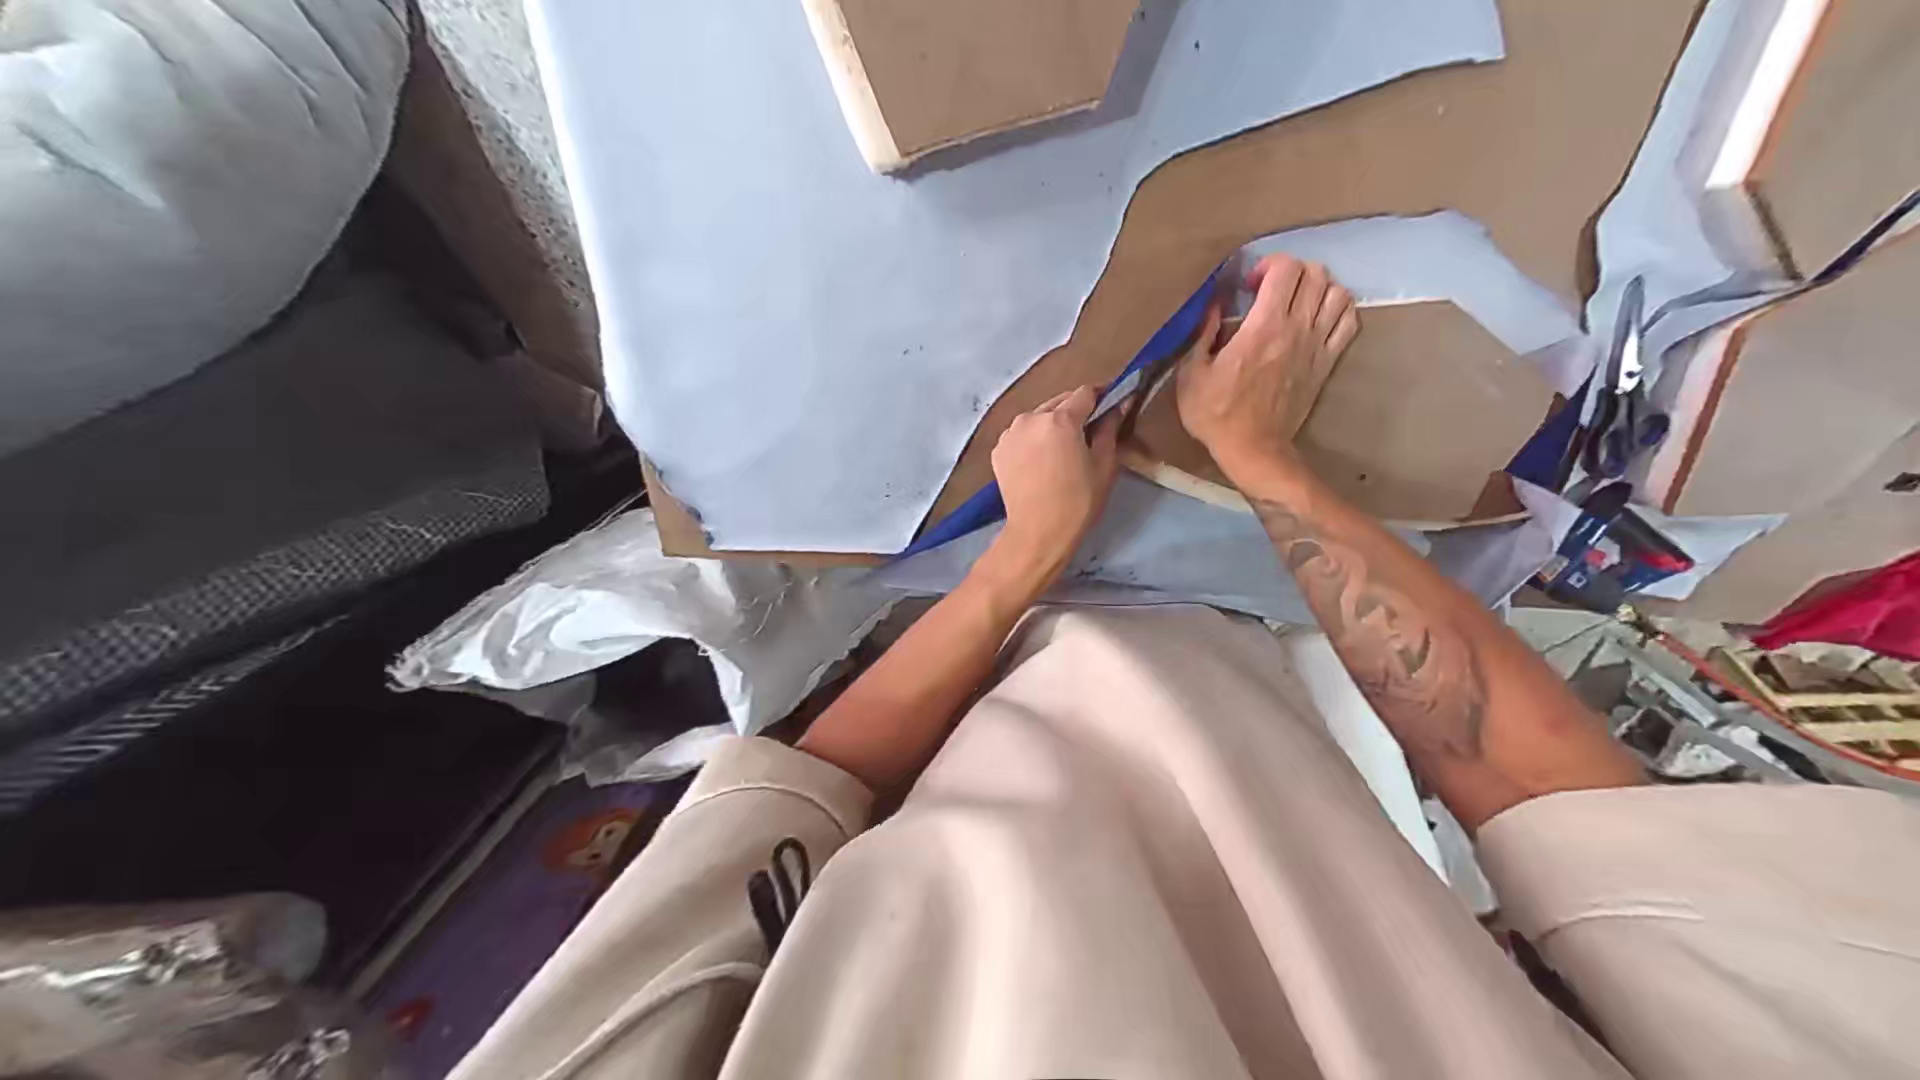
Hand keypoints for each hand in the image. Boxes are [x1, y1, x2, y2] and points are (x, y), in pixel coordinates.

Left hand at [989, 384, 1122, 576]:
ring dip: (1051, 424)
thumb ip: (1110, 429)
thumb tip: (1118, 405)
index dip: (1100, 397)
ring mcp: (1010, 434)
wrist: (1037, 533)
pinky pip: (1021, 434)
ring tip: (1062, 448)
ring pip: (1038, 417)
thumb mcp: (1104, 465)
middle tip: (1088, 432)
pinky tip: (1040, 460)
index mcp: (1060, 419)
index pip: (1085, 393)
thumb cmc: (1077, 502)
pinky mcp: (998, 450)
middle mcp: (1030, 418)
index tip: (1110, 406)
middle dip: (1075, 411)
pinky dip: (1033, 439)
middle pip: (1059, 402)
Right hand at [1176, 255, 1358, 476]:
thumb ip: (1204, 334)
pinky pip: (1349, 321)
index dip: (1267, 265)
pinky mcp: (1327, 362)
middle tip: (1269, 290)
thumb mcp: (1192, 374)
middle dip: (1291, 271)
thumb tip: (1215, 306)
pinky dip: (1338, 309)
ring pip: (1337, 292)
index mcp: (1262, 327)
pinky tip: (1318, 317)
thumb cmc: (1216, 414)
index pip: (1284, 270)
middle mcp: (1297, 328)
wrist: (1253, 448)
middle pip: (1314, 273)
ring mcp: (1317, 345)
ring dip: (1317, 287)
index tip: (1248, 285)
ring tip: (1296, 301)